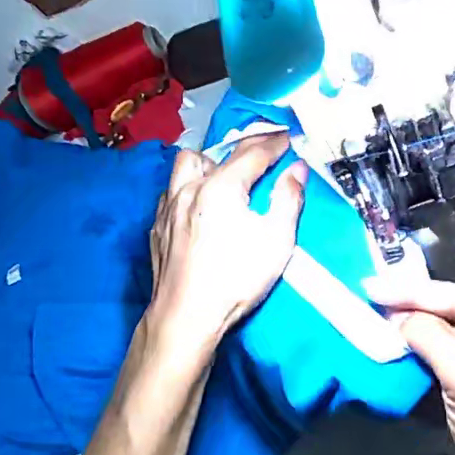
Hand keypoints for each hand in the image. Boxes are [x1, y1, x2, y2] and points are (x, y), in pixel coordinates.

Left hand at [146, 132, 307, 354]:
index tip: (291, 138)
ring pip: (184, 167)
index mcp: (221, 187)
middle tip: (263, 153)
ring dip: (208, 164)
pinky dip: (190, 188)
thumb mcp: (277, 239)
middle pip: (214, 152)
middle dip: (242, 147)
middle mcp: (189, 188)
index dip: (276, 142)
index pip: (253, 153)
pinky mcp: (157, 228)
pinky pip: (172, 192)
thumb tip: (297, 168)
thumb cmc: (237, 278)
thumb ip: (288, 198)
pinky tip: (201, 205)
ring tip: (227, 176)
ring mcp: (168, 208)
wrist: (187, 317)